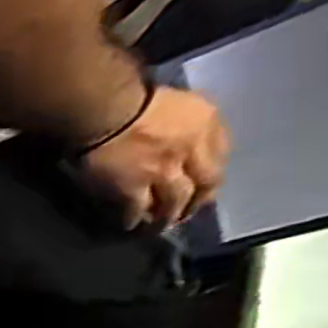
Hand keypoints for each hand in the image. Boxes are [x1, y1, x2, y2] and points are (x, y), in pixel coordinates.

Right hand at [78, 85, 229, 229]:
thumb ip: (192, 123)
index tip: (204, 187)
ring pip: (172, 202)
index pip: (220, 156)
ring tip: (158, 225)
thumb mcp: (184, 103)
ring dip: (166, 216)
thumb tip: (190, 144)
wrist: (107, 113)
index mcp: (207, 128)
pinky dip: (134, 219)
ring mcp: (160, 173)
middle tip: (185, 214)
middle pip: (201, 185)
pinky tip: (129, 225)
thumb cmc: (140, 102)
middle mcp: (191, 153)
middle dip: (195, 202)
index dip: (212, 175)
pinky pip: (136, 209)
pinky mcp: (130, 188)